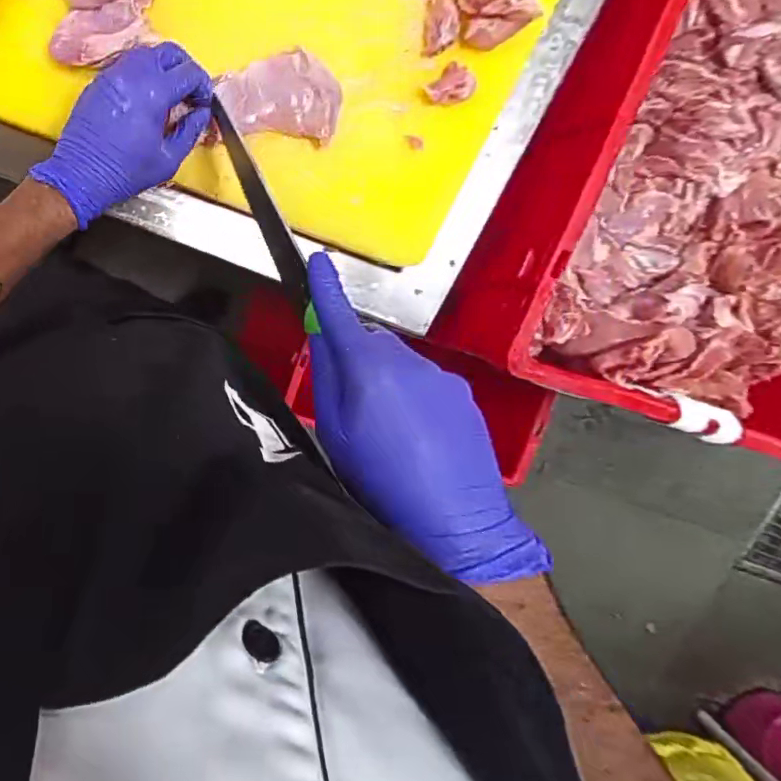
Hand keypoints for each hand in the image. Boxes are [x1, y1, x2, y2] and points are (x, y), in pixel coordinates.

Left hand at [30, 42, 213, 228]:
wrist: (79, 177)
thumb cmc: (122, 173)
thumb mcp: (167, 160)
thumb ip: (190, 132)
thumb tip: (200, 114)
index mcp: (154, 93)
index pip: (189, 72)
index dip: (202, 87)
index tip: (201, 103)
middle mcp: (132, 76)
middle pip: (169, 52)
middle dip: (184, 68)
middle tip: (186, 91)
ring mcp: (111, 76)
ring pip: (145, 54)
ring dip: (160, 68)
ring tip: (164, 94)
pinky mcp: (97, 84)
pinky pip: (124, 67)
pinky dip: (139, 74)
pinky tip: (141, 98)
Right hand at [306, 252, 550, 584]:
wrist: (455, 518)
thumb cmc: (380, 476)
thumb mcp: (334, 429)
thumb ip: (326, 377)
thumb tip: (322, 338)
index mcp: (368, 369)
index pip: (339, 317)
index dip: (325, 288)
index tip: (317, 262)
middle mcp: (407, 362)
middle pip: (369, 342)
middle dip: (354, 357)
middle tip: (345, 401)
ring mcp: (440, 377)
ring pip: (398, 362)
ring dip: (383, 379)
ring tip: (382, 428)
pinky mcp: (463, 395)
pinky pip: (424, 381)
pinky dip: (410, 395)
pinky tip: (411, 434)